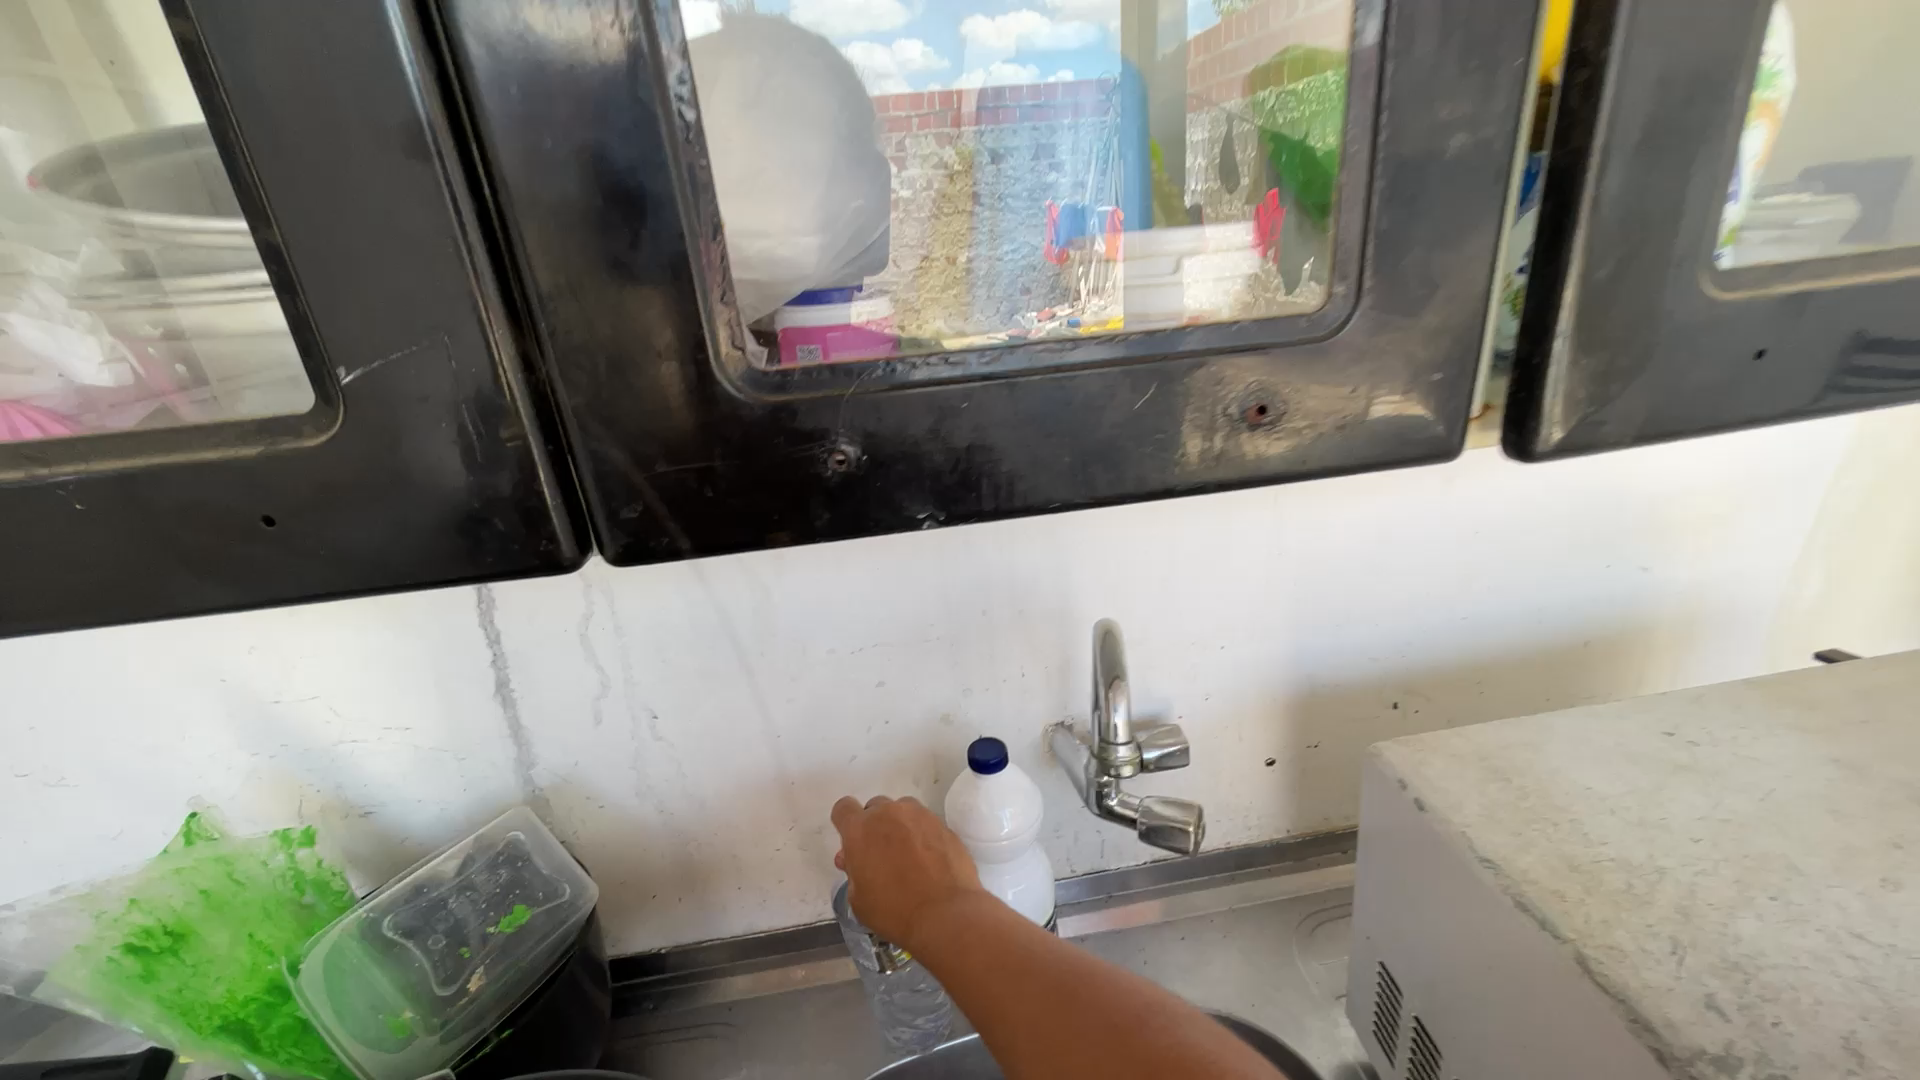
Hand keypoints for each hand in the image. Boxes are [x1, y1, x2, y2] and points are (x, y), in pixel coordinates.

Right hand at [830, 795, 985, 950]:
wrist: (944, 913)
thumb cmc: (893, 910)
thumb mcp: (858, 899)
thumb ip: (852, 871)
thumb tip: (853, 859)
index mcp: (860, 829)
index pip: (843, 808)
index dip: (846, 824)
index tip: (853, 844)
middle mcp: (888, 813)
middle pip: (875, 808)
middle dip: (874, 827)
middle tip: (881, 856)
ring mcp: (919, 814)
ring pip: (902, 811)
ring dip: (899, 827)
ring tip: (907, 856)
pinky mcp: (942, 823)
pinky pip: (925, 822)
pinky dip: (922, 835)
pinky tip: (929, 860)